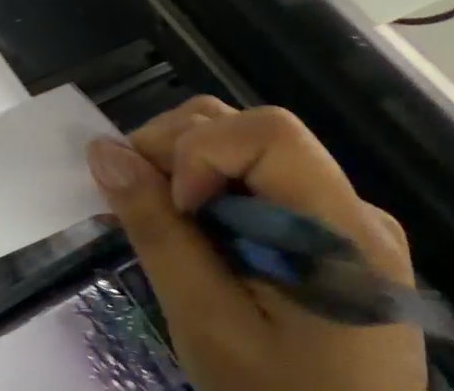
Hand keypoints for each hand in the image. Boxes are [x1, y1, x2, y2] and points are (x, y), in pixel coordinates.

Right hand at [86, 97, 424, 390]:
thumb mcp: (209, 323)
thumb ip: (159, 233)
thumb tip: (102, 151)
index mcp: (342, 233)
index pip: (270, 132)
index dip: (202, 149)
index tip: (176, 206)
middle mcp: (351, 212)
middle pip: (245, 130)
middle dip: (173, 152)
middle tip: (138, 205)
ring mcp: (338, 224)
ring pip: (238, 149)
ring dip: (179, 171)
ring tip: (158, 225)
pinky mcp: (319, 238)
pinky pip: (248, 182)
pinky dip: (198, 192)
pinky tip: (184, 237)